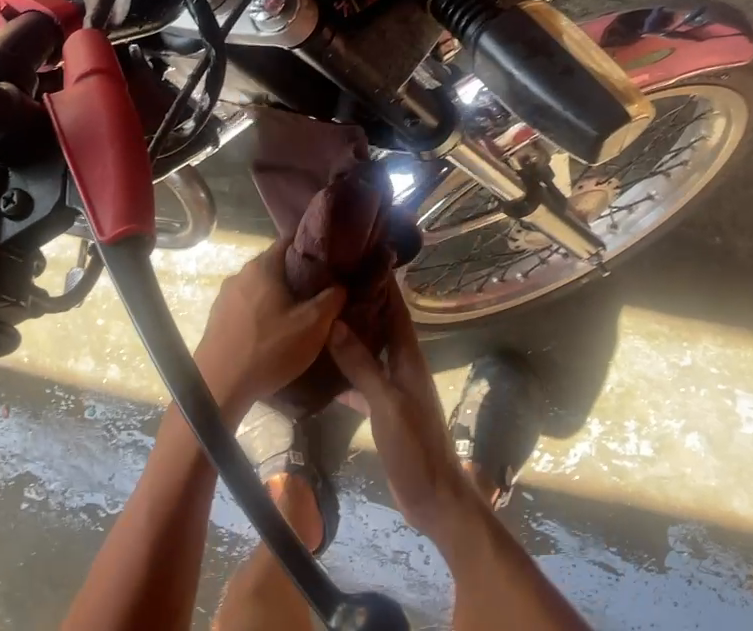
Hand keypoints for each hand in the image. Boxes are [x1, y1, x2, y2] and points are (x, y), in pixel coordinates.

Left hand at [193, 239, 346, 420]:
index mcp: (261, 268)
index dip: (309, 248)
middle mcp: (240, 275)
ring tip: (298, 315)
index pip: (288, 243)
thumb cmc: (269, 349)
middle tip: (318, 292)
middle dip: (295, 276)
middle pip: (274, 267)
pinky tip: (272, 332)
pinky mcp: (217, 318)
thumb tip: (340, 286)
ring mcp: (225, 297)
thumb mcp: (311, 326)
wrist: (219, 386)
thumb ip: (330, 301)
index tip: (328, 261)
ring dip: (278, 297)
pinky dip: (262, 312)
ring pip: (259, 288)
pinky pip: (247, 307)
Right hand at [326, 278, 483, 545]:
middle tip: (327, 280)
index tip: (358, 254)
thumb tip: (334, 322)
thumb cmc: (416, 448)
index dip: (381, 281)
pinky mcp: (383, 409)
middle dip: (359, 301)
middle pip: (380, 324)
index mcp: (409, 358)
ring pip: (369, 350)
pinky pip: (360, 380)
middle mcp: (402, 365)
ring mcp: (393, 388)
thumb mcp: (386, 404)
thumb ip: (361, 364)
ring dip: (350, 334)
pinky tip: (320, 368)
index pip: (395, 307)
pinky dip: (343, 370)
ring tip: (318, 315)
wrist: (434, 498)